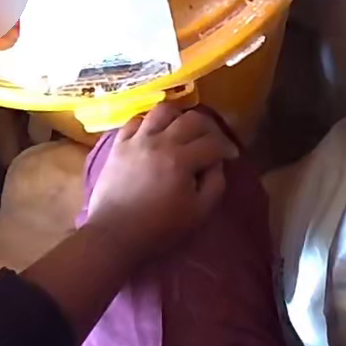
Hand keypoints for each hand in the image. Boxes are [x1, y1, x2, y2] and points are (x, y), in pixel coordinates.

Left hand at [85, 105, 237, 262]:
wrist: (114, 234)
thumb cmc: (159, 228)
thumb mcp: (198, 213)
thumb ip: (215, 184)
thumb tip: (216, 163)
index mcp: (181, 160)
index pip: (212, 142)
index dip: (227, 147)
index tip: (231, 155)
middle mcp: (160, 142)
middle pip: (191, 119)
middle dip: (209, 127)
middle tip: (212, 140)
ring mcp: (136, 140)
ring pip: (162, 110)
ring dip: (178, 115)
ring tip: (183, 128)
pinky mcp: (118, 144)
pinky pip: (135, 121)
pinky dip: (149, 121)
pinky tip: (155, 132)